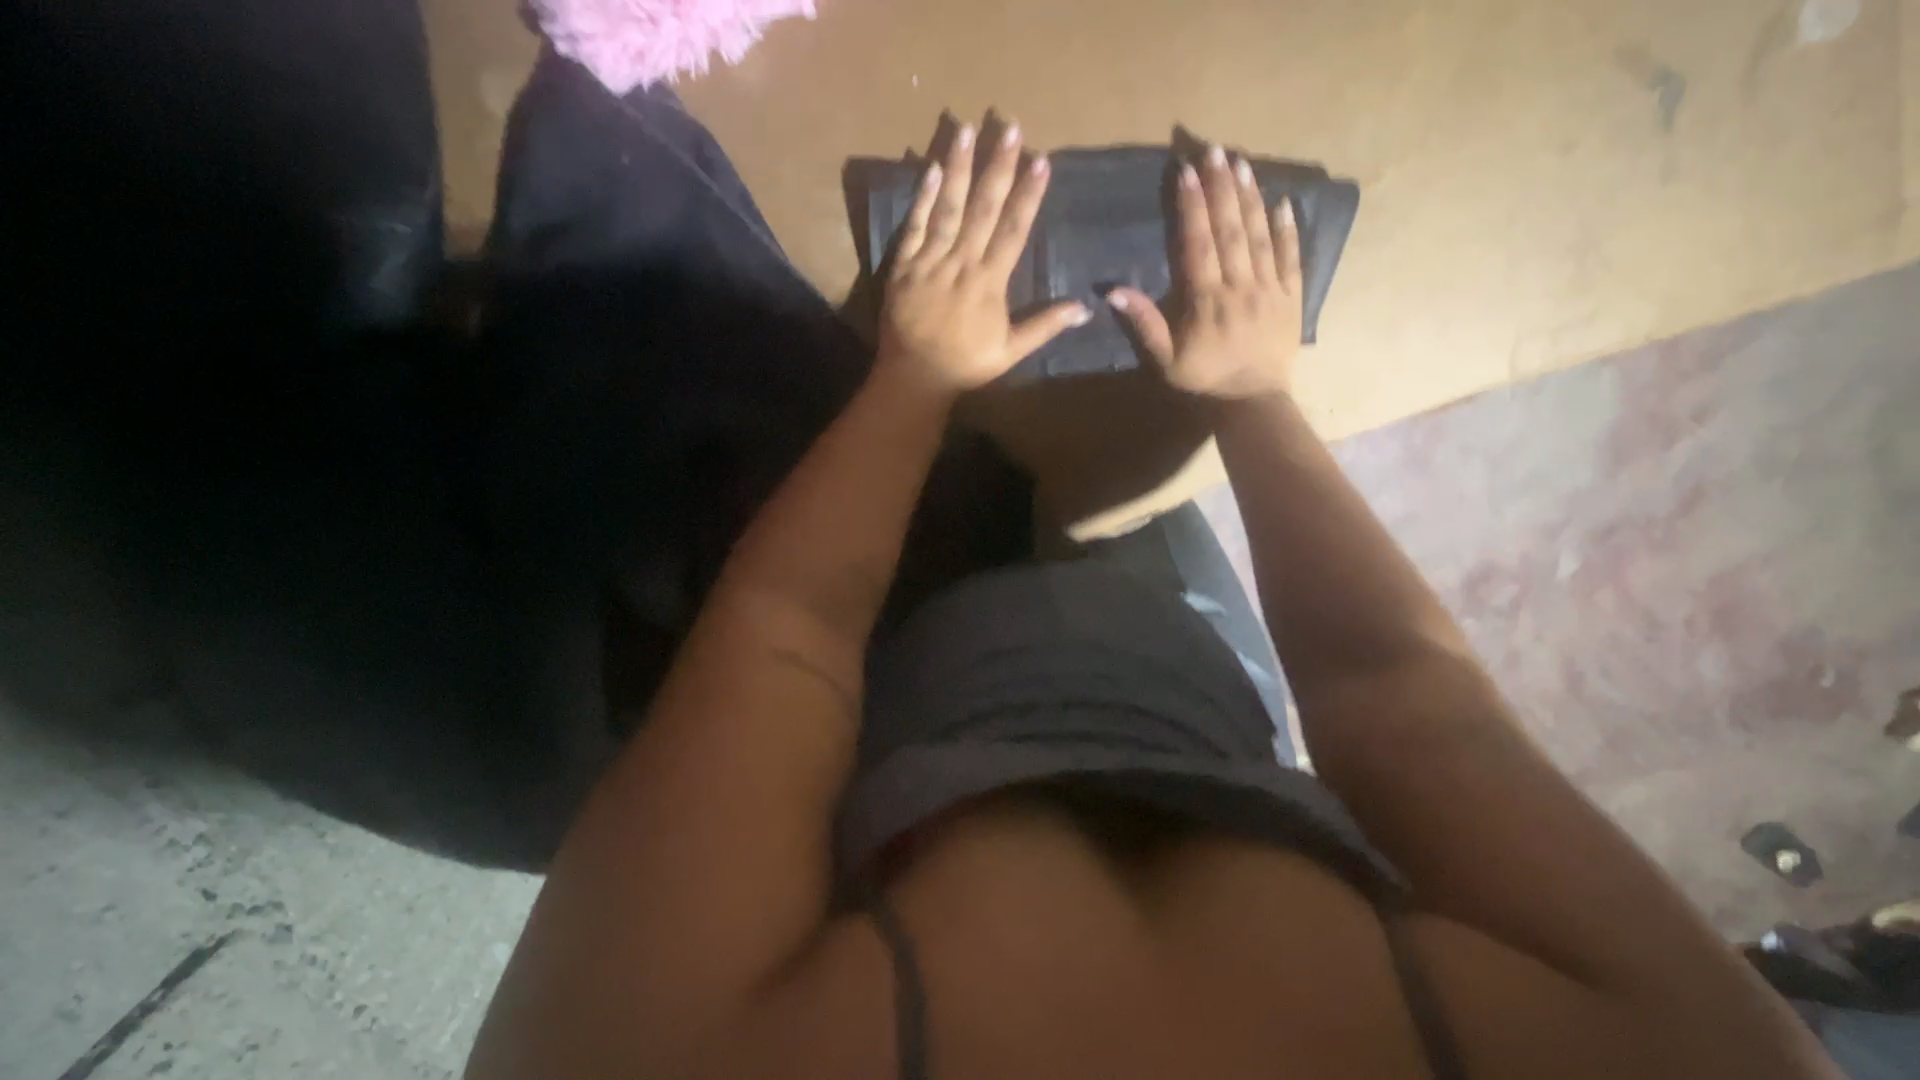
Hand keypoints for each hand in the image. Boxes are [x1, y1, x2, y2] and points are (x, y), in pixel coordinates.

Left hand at [877, 116, 1090, 392]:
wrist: (914, 376)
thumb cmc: (965, 365)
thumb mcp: (1010, 351)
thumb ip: (1045, 325)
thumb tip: (1086, 309)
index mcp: (989, 283)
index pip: (1013, 230)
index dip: (1028, 195)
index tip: (1041, 161)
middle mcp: (961, 264)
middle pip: (982, 208)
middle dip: (998, 167)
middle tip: (1009, 127)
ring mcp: (929, 262)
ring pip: (947, 208)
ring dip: (958, 168)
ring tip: (967, 129)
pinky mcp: (903, 266)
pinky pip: (914, 226)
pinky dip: (923, 198)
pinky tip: (932, 168)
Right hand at [1107, 143, 1303, 401]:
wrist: (1253, 403)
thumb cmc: (1205, 381)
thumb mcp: (1166, 361)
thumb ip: (1144, 324)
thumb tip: (1114, 291)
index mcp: (1207, 300)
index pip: (1198, 243)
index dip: (1192, 206)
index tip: (1187, 171)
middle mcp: (1240, 286)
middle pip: (1231, 229)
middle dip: (1221, 187)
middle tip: (1214, 149)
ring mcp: (1270, 288)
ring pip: (1261, 235)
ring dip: (1250, 197)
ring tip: (1242, 163)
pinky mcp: (1291, 296)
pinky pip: (1292, 257)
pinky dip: (1288, 229)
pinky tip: (1283, 202)